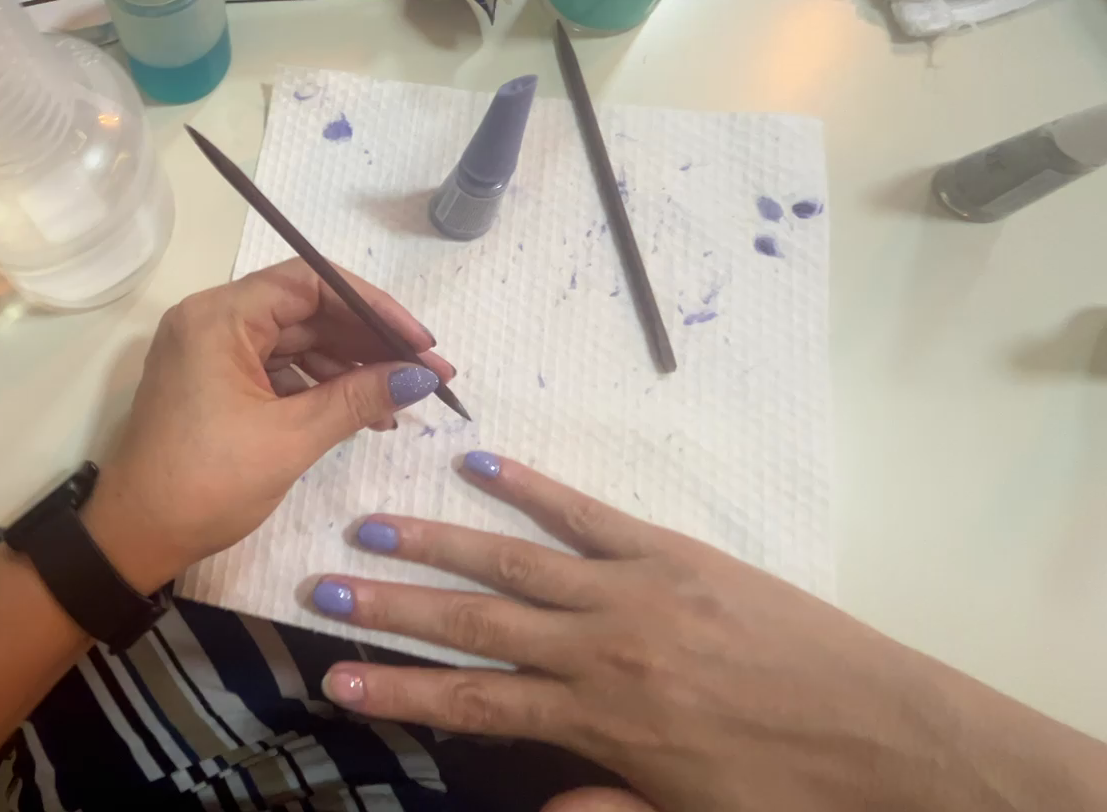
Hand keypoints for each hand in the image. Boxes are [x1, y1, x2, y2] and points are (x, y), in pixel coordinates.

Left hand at [80, 258, 454, 590]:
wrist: (138, 535)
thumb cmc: (207, 483)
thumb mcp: (290, 438)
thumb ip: (358, 398)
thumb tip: (423, 376)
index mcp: (217, 317)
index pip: (306, 282)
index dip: (370, 306)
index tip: (419, 340)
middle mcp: (210, 319)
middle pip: (302, 309)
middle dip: (365, 340)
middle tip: (426, 372)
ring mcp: (210, 349)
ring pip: (292, 340)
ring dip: (346, 366)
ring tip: (400, 400)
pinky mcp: (215, 378)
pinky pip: (276, 366)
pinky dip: (316, 385)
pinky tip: (361, 410)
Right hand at [307, 453, 1106, 811]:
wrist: (917, 748)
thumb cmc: (797, 793)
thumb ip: (604, 806)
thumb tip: (527, 802)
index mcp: (601, 719)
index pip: (474, 701)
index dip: (400, 689)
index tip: (337, 677)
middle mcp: (597, 648)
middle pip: (471, 620)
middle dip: (390, 608)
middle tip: (323, 588)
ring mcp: (626, 589)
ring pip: (509, 557)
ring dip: (434, 541)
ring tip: (372, 526)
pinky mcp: (664, 550)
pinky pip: (582, 512)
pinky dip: (526, 485)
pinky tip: (477, 463)